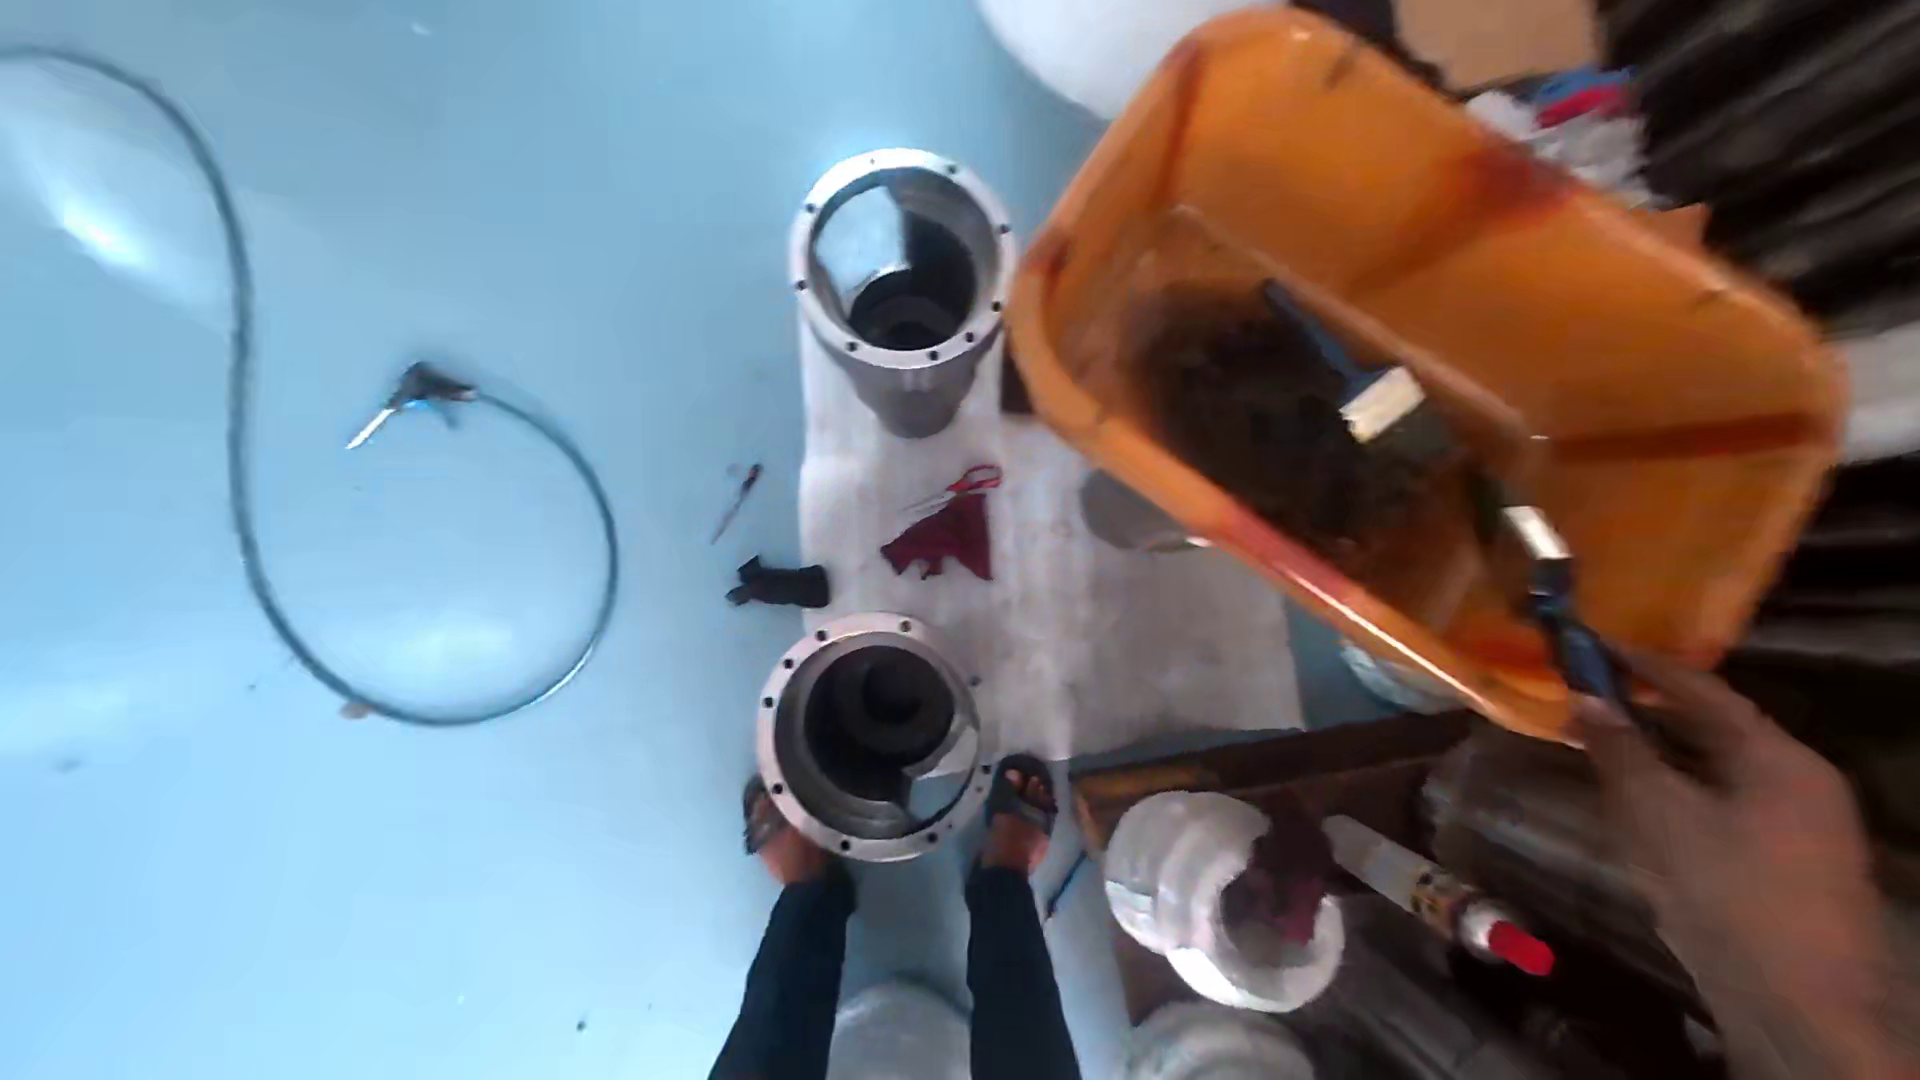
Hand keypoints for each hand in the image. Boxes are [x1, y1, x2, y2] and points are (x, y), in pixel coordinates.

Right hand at [1575, 651, 1905, 1079]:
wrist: (1789, 993)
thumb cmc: (1720, 884)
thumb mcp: (1653, 807)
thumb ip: (1618, 746)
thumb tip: (1585, 697)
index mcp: (1777, 760)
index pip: (1701, 689)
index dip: (1641, 661)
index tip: (1589, 640)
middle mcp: (1794, 778)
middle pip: (1709, 720)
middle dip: (1644, 698)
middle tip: (1583, 679)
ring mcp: (1791, 816)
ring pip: (1708, 754)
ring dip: (1651, 734)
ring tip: (1592, 721)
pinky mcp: (1775, 845)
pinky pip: (1710, 785)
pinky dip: (1666, 767)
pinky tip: (1626, 773)